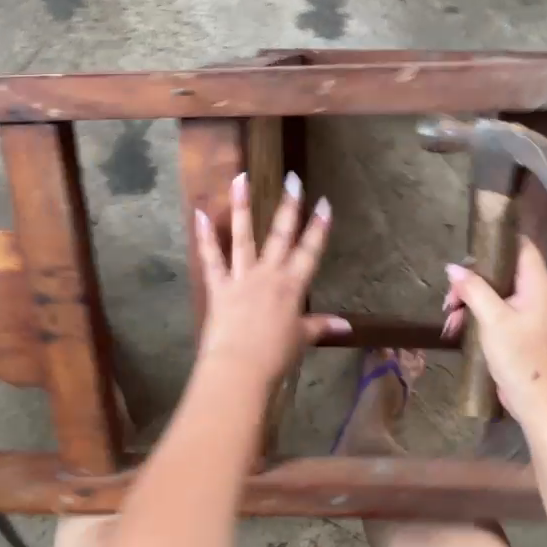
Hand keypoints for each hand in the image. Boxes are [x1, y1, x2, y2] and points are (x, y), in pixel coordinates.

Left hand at [194, 171, 348, 383]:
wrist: (240, 367)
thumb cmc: (275, 356)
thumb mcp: (302, 339)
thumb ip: (321, 326)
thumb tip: (346, 326)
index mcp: (293, 287)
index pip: (310, 251)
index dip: (319, 227)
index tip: (324, 203)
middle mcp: (269, 275)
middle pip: (281, 235)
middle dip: (289, 207)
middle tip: (293, 180)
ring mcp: (242, 278)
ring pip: (243, 237)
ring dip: (243, 206)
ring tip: (241, 178)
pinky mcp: (218, 287)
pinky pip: (210, 258)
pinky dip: (204, 237)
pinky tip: (199, 213)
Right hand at [441, 239, 546, 416]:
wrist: (536, 400)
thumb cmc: (519, 357)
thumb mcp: (492, 320)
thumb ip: (474, 290)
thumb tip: (453, 268)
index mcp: (539, 286)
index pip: (522, 247)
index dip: (498, 241)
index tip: (470, 248)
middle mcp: (539, 294)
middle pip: (504, 271)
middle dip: (474, 280)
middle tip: (451, 296)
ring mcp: (531, 313)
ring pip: (497, 293)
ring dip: (472, 300)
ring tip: (451, 317)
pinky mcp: (522, 330)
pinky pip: (499, 311)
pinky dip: (479, 315)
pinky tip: (459, 328)